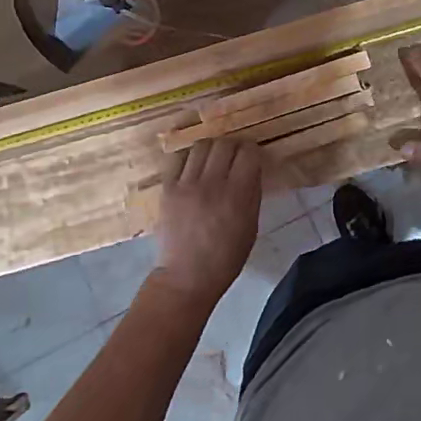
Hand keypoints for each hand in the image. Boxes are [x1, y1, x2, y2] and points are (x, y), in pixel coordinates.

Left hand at [151, 138, 263, 304]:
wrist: (187, 276)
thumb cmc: (226, 257)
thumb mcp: (251, 226)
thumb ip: (252, 193)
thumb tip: (251, 168)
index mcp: (237, 195)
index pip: (248, 153)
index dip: (252, 150)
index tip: (252, 156)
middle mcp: (212, 184)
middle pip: (224, 144)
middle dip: (233, 146)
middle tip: (234, 156)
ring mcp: (187, 184)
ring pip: (201, 146)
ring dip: (211, 148)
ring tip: (213, 159)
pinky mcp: (167, 188)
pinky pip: (178, 158)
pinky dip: (188, 157)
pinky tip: (193, 166)